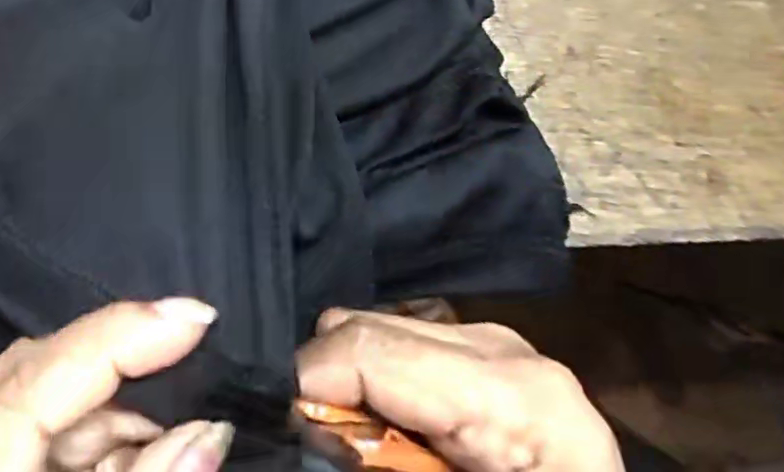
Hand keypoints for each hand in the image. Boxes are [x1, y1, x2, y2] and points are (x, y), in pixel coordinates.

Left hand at [0, 299, 235, 471]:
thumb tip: (208, 434)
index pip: (47, 370)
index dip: (129, 332)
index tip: (200, 315)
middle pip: (43, 369)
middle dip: (125, 383)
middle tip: (193, 407)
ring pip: (30, 391)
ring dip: (99, 422)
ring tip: (146, 462)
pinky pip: (8, 420)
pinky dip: (65, 444)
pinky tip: (102, 468)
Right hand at [296, 310, 621, 471]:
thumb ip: (374, 459)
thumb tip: (302, 425)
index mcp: (510, 396)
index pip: (371, 349)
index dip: (305, 385)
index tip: (273, 429)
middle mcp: (502, 349)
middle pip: (367, 326)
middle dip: (321, 383)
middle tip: (309, 445)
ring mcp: (500, 347)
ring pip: (380, 327)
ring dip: (348, 384)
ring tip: (350, 444)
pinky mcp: (493, 359)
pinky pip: (408, 346)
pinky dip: (379, 385)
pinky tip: (389, 436)